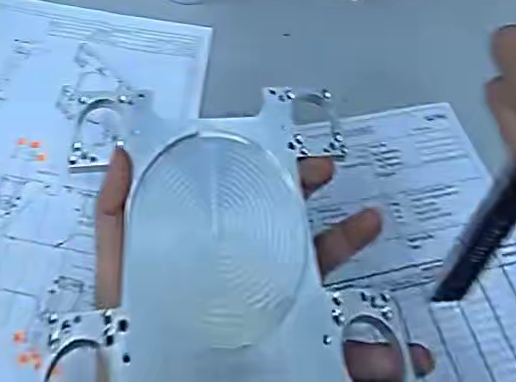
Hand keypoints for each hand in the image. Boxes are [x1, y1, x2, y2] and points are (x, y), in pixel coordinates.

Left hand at [90, 146, 434, 377]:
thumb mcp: (120, 273)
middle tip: (362, 214)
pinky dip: (381, 357)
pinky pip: (343, 358)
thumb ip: (118, 215)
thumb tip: (124, 155)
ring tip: (384, 294)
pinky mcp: (295, 363)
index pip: (258, 213)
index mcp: (218, 263)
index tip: (306, 163)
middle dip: (339, 231)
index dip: (285, 183)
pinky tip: (397, 354)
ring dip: (366, 299)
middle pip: (304, 252)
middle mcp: (252, 292)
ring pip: (335, 305)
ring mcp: (275, 331)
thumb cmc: (129, 344)